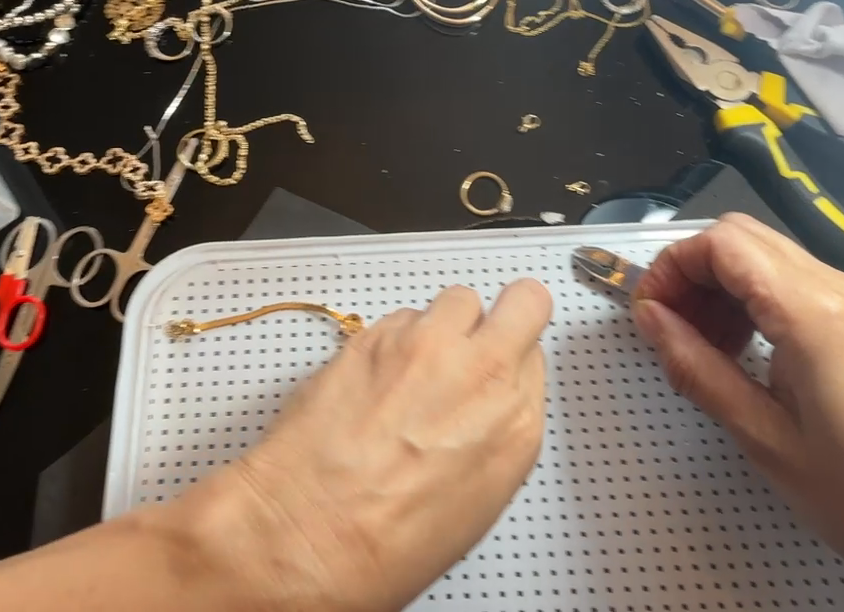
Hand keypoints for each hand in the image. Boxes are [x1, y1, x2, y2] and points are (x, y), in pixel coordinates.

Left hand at [175, 280, 552, 611]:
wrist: (306, 535)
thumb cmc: (385, 545)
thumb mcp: (476, 502)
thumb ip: (496, 432)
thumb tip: (490, 402)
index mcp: (514, 425)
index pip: (537, 355)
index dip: (512, 359)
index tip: (496, 365)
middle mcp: (479, 372)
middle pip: (523, 300)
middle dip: (505, 314)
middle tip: (477, 338)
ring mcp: (427, 345)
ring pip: (458, 300)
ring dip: (444, 326)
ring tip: (415, 367)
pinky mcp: (377, 333)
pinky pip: (403, 316)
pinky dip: (395, 338)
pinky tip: (376, 377)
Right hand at [631, 214, 843, 611]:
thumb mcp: (767, 441)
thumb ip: (697, 368)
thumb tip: (650, 320)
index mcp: (816, 313)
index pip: (722, 243)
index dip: (672, 267)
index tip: (650, 313)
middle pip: (746, 237)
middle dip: (696, 271)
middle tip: (674, 328)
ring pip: (777, 257)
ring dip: (729, 285)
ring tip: (712, 347)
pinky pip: (810, 285)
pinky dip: (766, 300)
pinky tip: (761, 355)